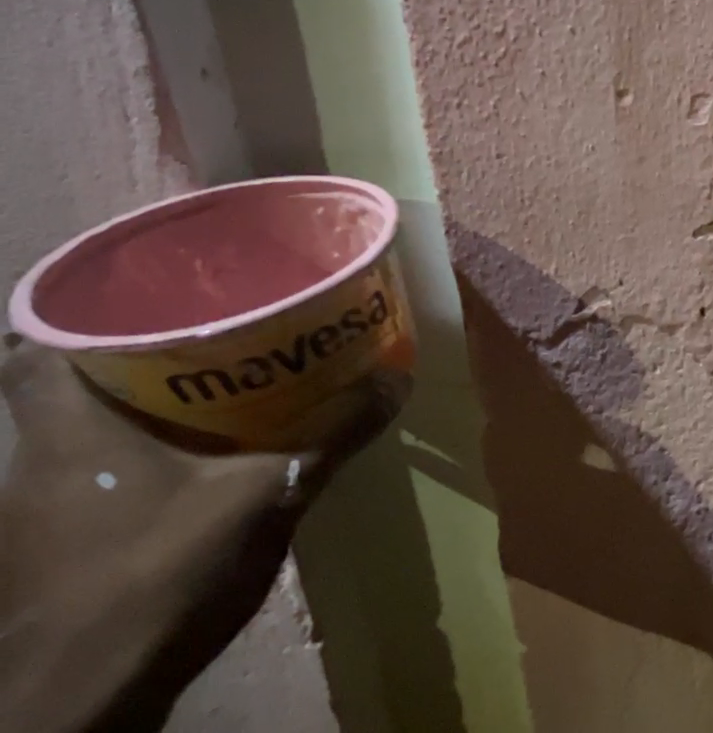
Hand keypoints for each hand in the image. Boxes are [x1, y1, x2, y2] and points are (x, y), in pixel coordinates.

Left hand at [0, 345, 404, 731]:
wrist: (79, 701)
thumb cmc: (159, 575)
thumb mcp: (264, 498)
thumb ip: (331, 436)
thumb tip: (396, 380)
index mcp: (67, 435)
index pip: (32, 351)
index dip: (75, 318)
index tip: (144, 300)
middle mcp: (36, 463)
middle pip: (66, 388)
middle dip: (135, 362)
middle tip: (215, 341)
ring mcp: (38, 512)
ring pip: (83, 436)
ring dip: (142, 413)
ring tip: (223, 396)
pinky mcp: (55, 549)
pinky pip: (97, 477)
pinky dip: (143, 459)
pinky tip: (202, 467)